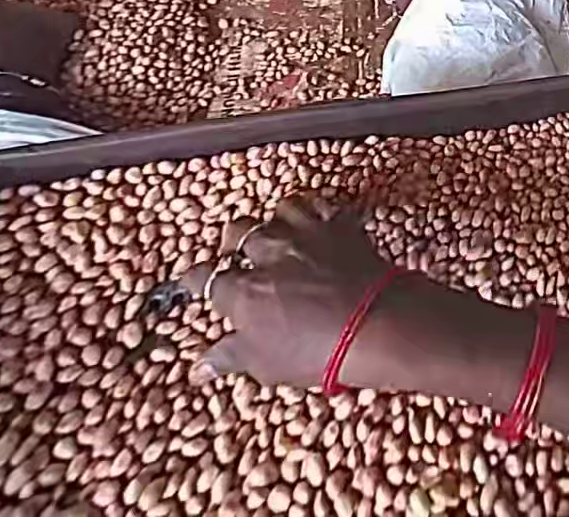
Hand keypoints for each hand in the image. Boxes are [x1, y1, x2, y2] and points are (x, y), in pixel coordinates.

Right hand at [196, 196, 424, 389]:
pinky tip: (313, 217)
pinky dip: (313, 208)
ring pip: (280, 209)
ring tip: (275, 230)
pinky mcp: (338, 224)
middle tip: (234, 253)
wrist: (374, 322)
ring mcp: (306, 233)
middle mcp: (270, 254)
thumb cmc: (317, 350)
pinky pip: (320, 204)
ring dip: (274, 219)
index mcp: (244, 291)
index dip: (197, 279)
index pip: (206, 278)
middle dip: (232, 241)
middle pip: (238, 232)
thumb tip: (202, 365)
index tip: (195, 280)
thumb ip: (232, 356)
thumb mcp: (265, 363)